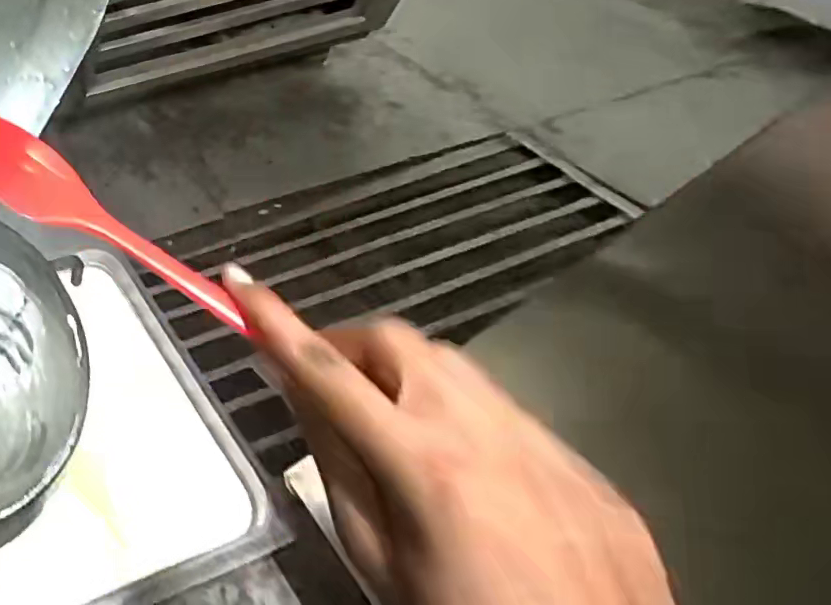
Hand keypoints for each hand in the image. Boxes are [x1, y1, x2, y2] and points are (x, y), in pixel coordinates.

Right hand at [221, 271, 674, 604]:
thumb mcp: (373, 550)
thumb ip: (332, 455)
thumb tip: (293, 380)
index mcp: (423, 467)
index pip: (326, 370)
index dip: (274, 320)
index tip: (238, 281)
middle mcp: (487, 439)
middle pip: (397, 343)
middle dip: (352, 348)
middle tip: (336, 386)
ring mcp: (550, 452)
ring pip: (455, 367)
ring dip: (409, 376)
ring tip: (402, 427)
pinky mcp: (593, 475)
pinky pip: (510, 414)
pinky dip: (467, 418)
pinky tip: (474, 474)